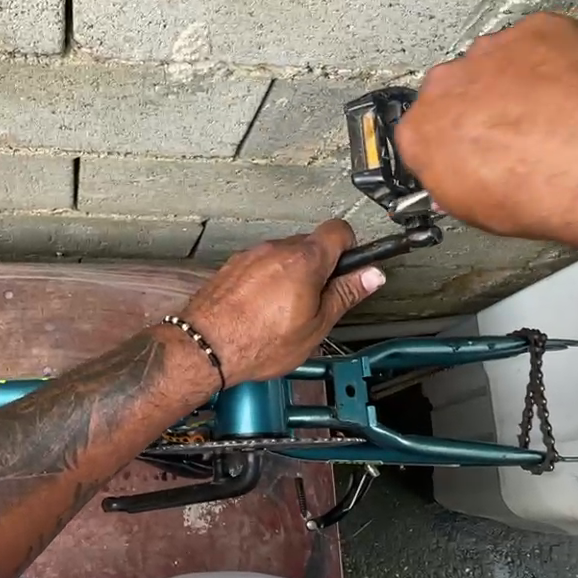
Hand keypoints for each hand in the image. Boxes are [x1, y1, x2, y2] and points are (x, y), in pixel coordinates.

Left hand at [177, 220, 385, 382]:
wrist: (205, 347)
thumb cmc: (258, 341)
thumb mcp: (316, 325)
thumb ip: (345, 294)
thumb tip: (371, 275)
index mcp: (305, 259)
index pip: (339, 230)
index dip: (350, 248)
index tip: (350, 269)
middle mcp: (276, 249)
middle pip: (310, 244)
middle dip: (319, 268)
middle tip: (318, 301)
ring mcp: (251, 255)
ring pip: (283, 256)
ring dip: (291, 276)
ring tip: (285, 311)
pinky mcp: (233, 266)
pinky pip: (260, 266)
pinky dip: (267, 281)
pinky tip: (262, 310)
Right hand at [396, 12, 577, 242]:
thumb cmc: (534, 187)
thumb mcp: (476, 210)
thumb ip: (458, 183)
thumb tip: (468, 182)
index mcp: (420, 129)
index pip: (424, 131)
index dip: (451, 142)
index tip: (470, 151)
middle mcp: (447, 84)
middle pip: (458, 88)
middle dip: (482, 105)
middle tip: (515, 133)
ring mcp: (492, 52)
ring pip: (499, 60)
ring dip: (519, 79)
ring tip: (553, 111)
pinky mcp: (538, 29)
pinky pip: (544, 39)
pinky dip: (559, 57)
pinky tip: (576, 87)